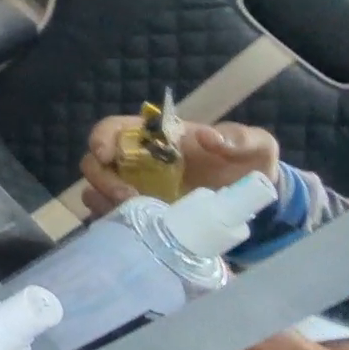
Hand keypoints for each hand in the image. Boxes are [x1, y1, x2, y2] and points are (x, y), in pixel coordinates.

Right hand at [80, 116, 279, 216]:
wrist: (251, 200)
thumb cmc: (246, 164)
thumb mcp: (255, 146)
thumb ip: (240, 138)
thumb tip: (208, 137)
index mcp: (153, 136)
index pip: (112, 128)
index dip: (101, 137)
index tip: (106, 154)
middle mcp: (131, 159)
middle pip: (94, 163)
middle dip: (102, 178)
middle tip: (127, 195)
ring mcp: (127, 185)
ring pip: (93, 188)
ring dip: (104, 199)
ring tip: (133, 210)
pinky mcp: (130, 208)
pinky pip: (103, 211)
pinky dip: (107, 215)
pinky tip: (130, 221)